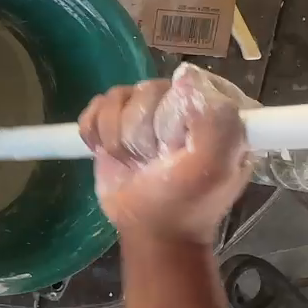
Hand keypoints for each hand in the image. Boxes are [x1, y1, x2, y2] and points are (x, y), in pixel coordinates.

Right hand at [76, 68, 251, 245]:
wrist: (148, 231)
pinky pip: (95, 106)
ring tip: (128, 159)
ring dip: (114, 135)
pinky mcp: (113, 124)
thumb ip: (215, 122)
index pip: (184, 84)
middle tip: (149, 160)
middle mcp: (178, 106)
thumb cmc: (183, 203)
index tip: (173, 146)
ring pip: (116, 97)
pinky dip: (92, 131)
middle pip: (145, 90)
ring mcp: (144, 113)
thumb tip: (186, 75)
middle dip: (138, 130)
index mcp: (212, 111)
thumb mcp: (212, 168)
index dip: (170, 114)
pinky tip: (102, 151)